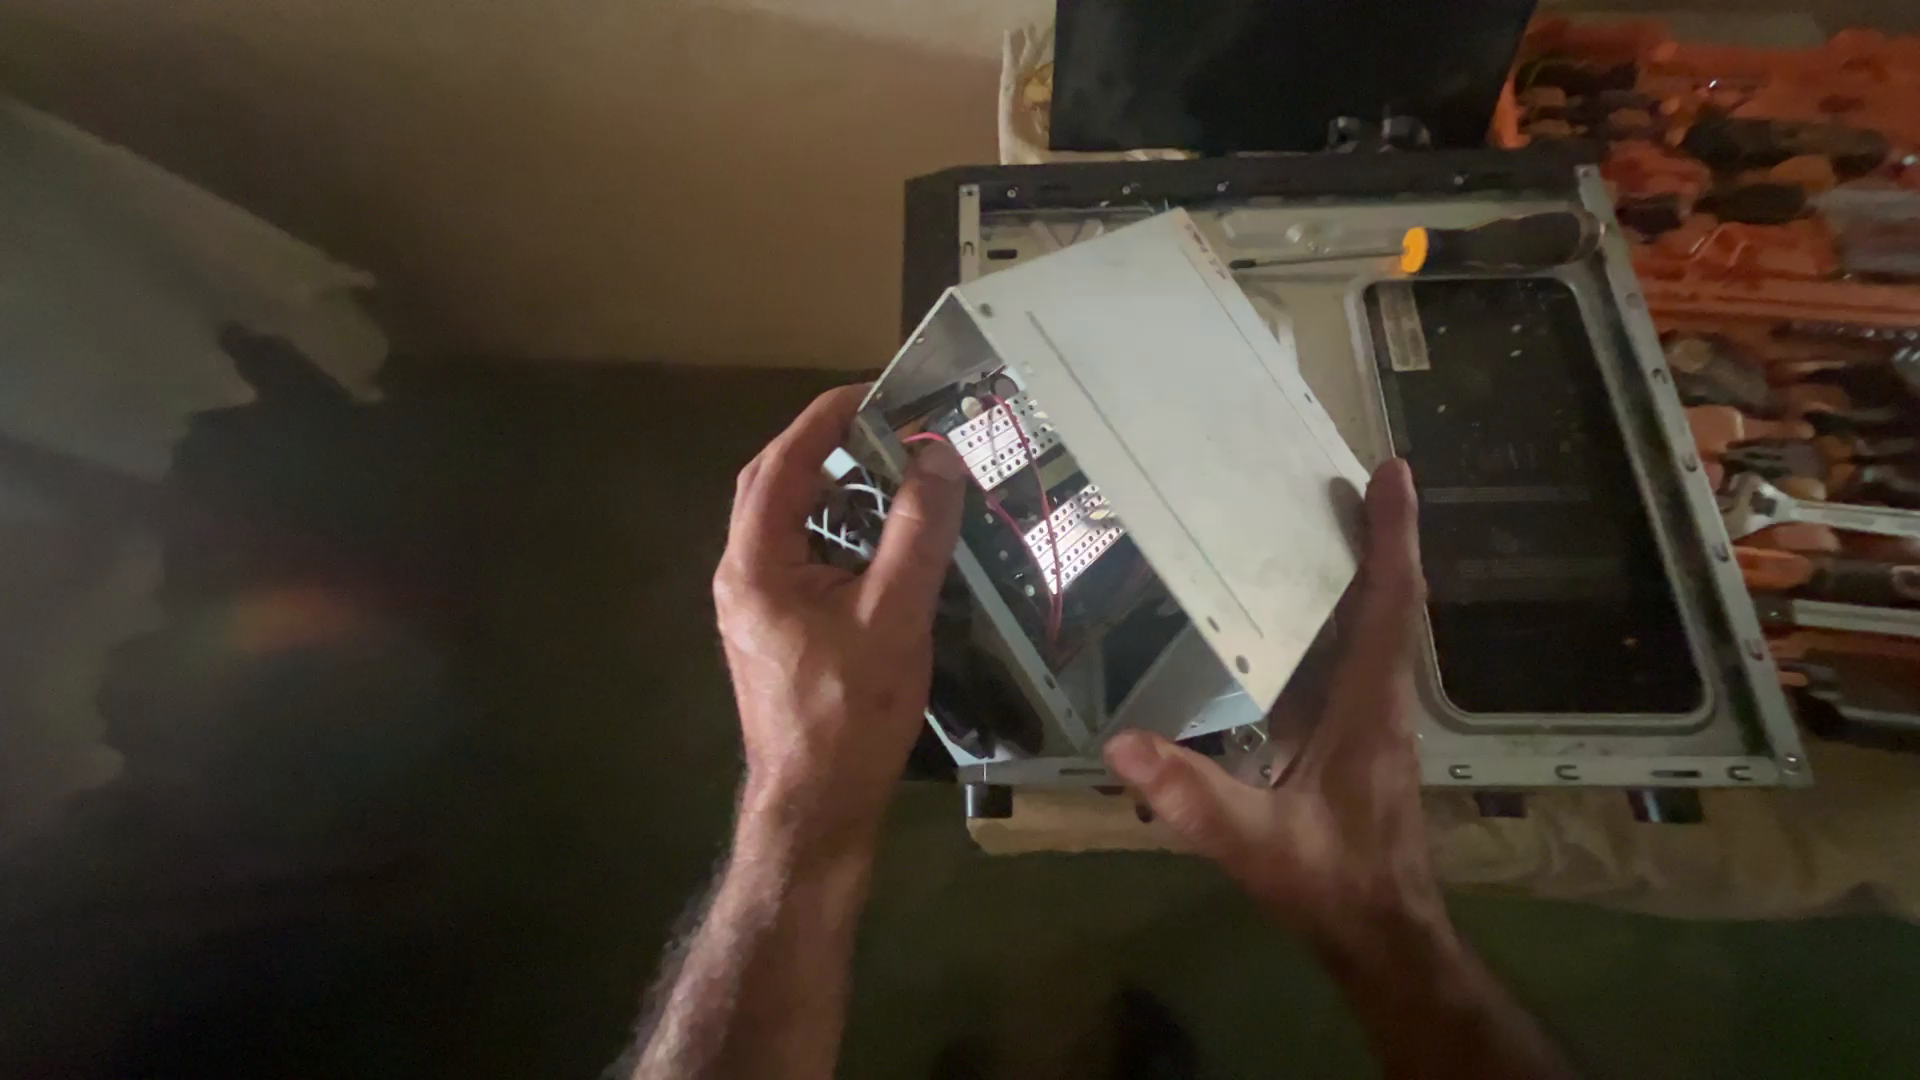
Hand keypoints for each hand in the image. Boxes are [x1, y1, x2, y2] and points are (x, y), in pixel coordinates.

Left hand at [714, 385, 968, 854]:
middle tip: (883, 430)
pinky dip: (840, 534)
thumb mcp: (893, 615)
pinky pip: (805, 558)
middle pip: (776, 486)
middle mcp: (743, 574)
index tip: (874, 392)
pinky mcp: (777, 627)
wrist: (817, 804)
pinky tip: (883, 543)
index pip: (783, 464)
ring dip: (835, 492)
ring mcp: (756, 604)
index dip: (825, 419)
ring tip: (891, 477)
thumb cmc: (849, 712)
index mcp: (756, 563)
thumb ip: (917, 533)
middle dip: (826, 449)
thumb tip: (939, 460)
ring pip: (791, 523)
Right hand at [1103, 459, 1442, 947]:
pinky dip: (1324, 614)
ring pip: (1365, 625)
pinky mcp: (1346, 729)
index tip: (1389, 474)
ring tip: (1309, 521)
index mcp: (1369, 706)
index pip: (1388, 606)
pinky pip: (1340, 653)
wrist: (1379, 933)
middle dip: (1369, 535)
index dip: (1392, 537)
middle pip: (1383, 600)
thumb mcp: (1256, 842)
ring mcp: (1364, 713)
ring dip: (1350, 569)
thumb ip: (1192, 796)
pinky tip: (1282, 608)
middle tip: (1334, 478)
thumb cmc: (1331, 882)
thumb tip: (1120, 742)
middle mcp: (1376, 697)